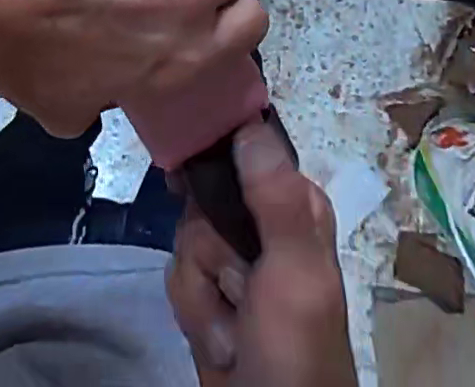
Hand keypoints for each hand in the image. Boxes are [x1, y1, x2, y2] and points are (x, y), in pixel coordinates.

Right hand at [166, 120, 359, 386]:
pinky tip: (221, 342)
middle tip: (236, 284)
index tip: (190, 186)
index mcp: (295, 204)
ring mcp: (236, 261)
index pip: (245, 151)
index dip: (214, 166)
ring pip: (186, 239)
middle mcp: (265, 223)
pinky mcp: (212, 295)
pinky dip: (194, 314)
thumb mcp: (295, 272)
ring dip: (202, 293)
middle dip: (208, 250)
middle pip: (204, 198)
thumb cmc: (296, 351)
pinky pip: (179, 278)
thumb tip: (248, 123)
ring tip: (234, 328)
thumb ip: (275, 198)